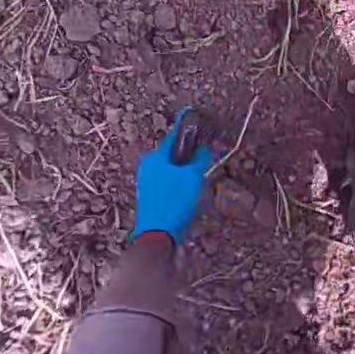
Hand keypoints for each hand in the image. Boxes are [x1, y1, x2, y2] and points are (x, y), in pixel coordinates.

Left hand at [133, 108, 214, 244]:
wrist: (158, 237)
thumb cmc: (174, 204)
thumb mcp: (194, 177)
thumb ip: (200, 159)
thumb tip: (204, 149)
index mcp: (156, 158)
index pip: (174, 136)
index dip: (188, 127)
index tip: (194, 116)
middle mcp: (149, 168)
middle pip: (175, 154)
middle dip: (191, 155)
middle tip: (205, 157)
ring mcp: (149, 183)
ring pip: (174, 169)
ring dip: (187, 171)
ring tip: (200, 179)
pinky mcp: (153, 197)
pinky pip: (171, 183)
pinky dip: (182, 184)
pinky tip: (191, 194)